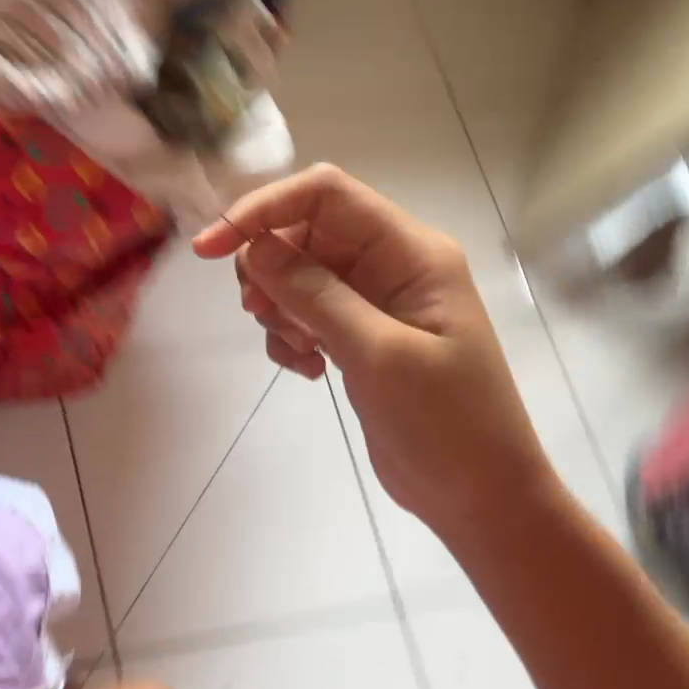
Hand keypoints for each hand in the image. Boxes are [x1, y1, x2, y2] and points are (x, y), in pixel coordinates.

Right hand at [192, 163, 559, 532]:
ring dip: (279, 310)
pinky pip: (304, 317)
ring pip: (297, 278)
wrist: (478, 493)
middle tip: (260, 315)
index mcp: (410, 252)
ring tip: (300, 352)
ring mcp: (374, 304)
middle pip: (304, 234)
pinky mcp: (358, 339)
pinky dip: (290, 339)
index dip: (263, 210)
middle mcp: (391, 266)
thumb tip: (254, 248)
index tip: (210, 249)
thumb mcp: (378, 354)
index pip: (325, 196)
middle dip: (269, 270)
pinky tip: (309, 371)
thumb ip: (315, 296)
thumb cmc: (446, 422)